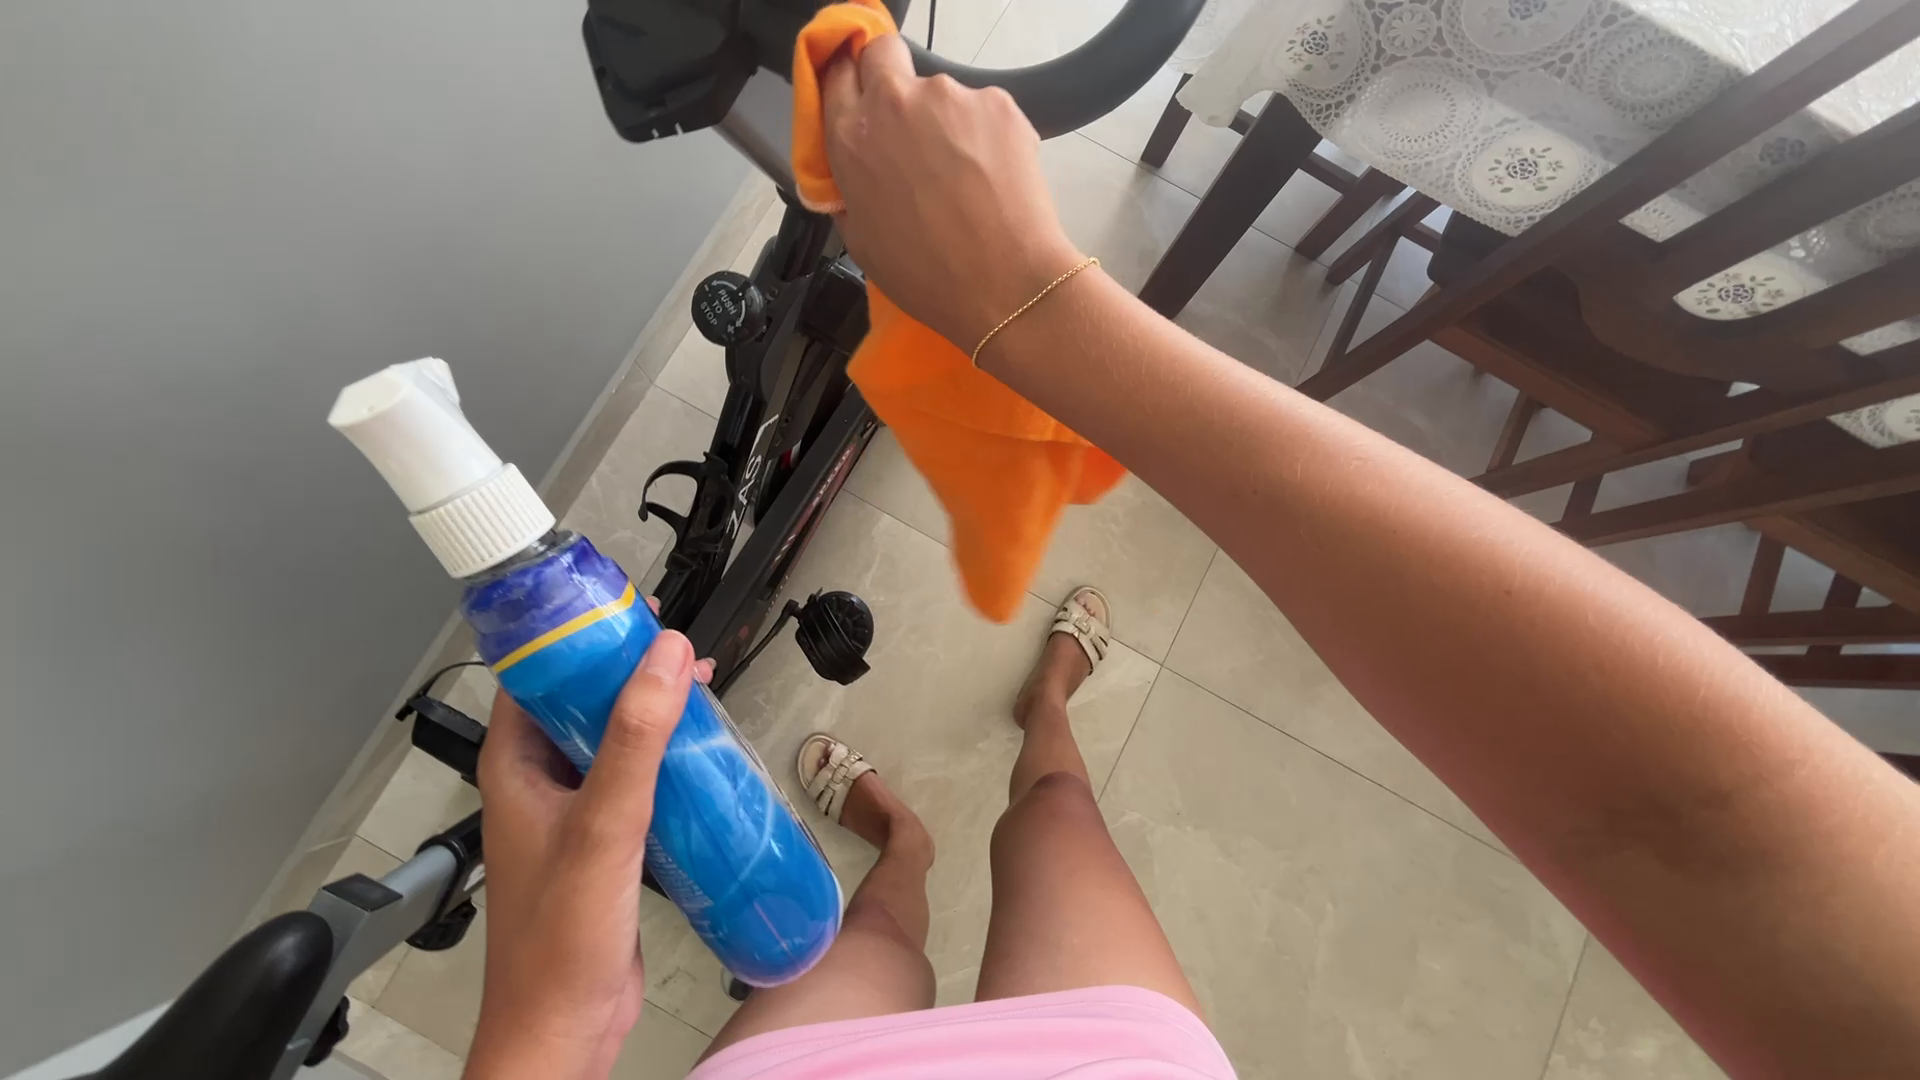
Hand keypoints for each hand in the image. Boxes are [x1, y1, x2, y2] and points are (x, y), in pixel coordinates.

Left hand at [466, 624, 710, 1079]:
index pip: (540, 672)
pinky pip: (636, 772)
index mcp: (516, 762)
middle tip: (678, 641)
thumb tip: (669, 655)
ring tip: (699, 681)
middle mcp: (541, 776)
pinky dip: (667, 750)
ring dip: (654, 706)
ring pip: (615, 734)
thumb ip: (636, 738)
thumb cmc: (561, 935)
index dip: (581, 632)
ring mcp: (574, 805)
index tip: (630, 606)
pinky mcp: (606, 833)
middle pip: (584, 697)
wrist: (564, 1026)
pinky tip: (702, 745)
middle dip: (630, 666)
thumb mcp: (605, 822)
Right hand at [821, 35, 1083, 351]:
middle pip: (884, 54)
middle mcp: (894, 103)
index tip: (864, 104)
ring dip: (948, 124)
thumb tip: (853, 177)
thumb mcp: (862, 244)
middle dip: (892, 79)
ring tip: (966, 179)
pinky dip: (987, 138)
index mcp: (852, 138)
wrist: (1005, 287)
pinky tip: (994, 180)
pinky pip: (985, 112)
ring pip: (942, 94)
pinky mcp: (998, 103)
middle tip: (913, 131)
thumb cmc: (930, 279)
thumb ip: (849, 192)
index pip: (837, 74)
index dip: (852, 88)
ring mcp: (950, 97)